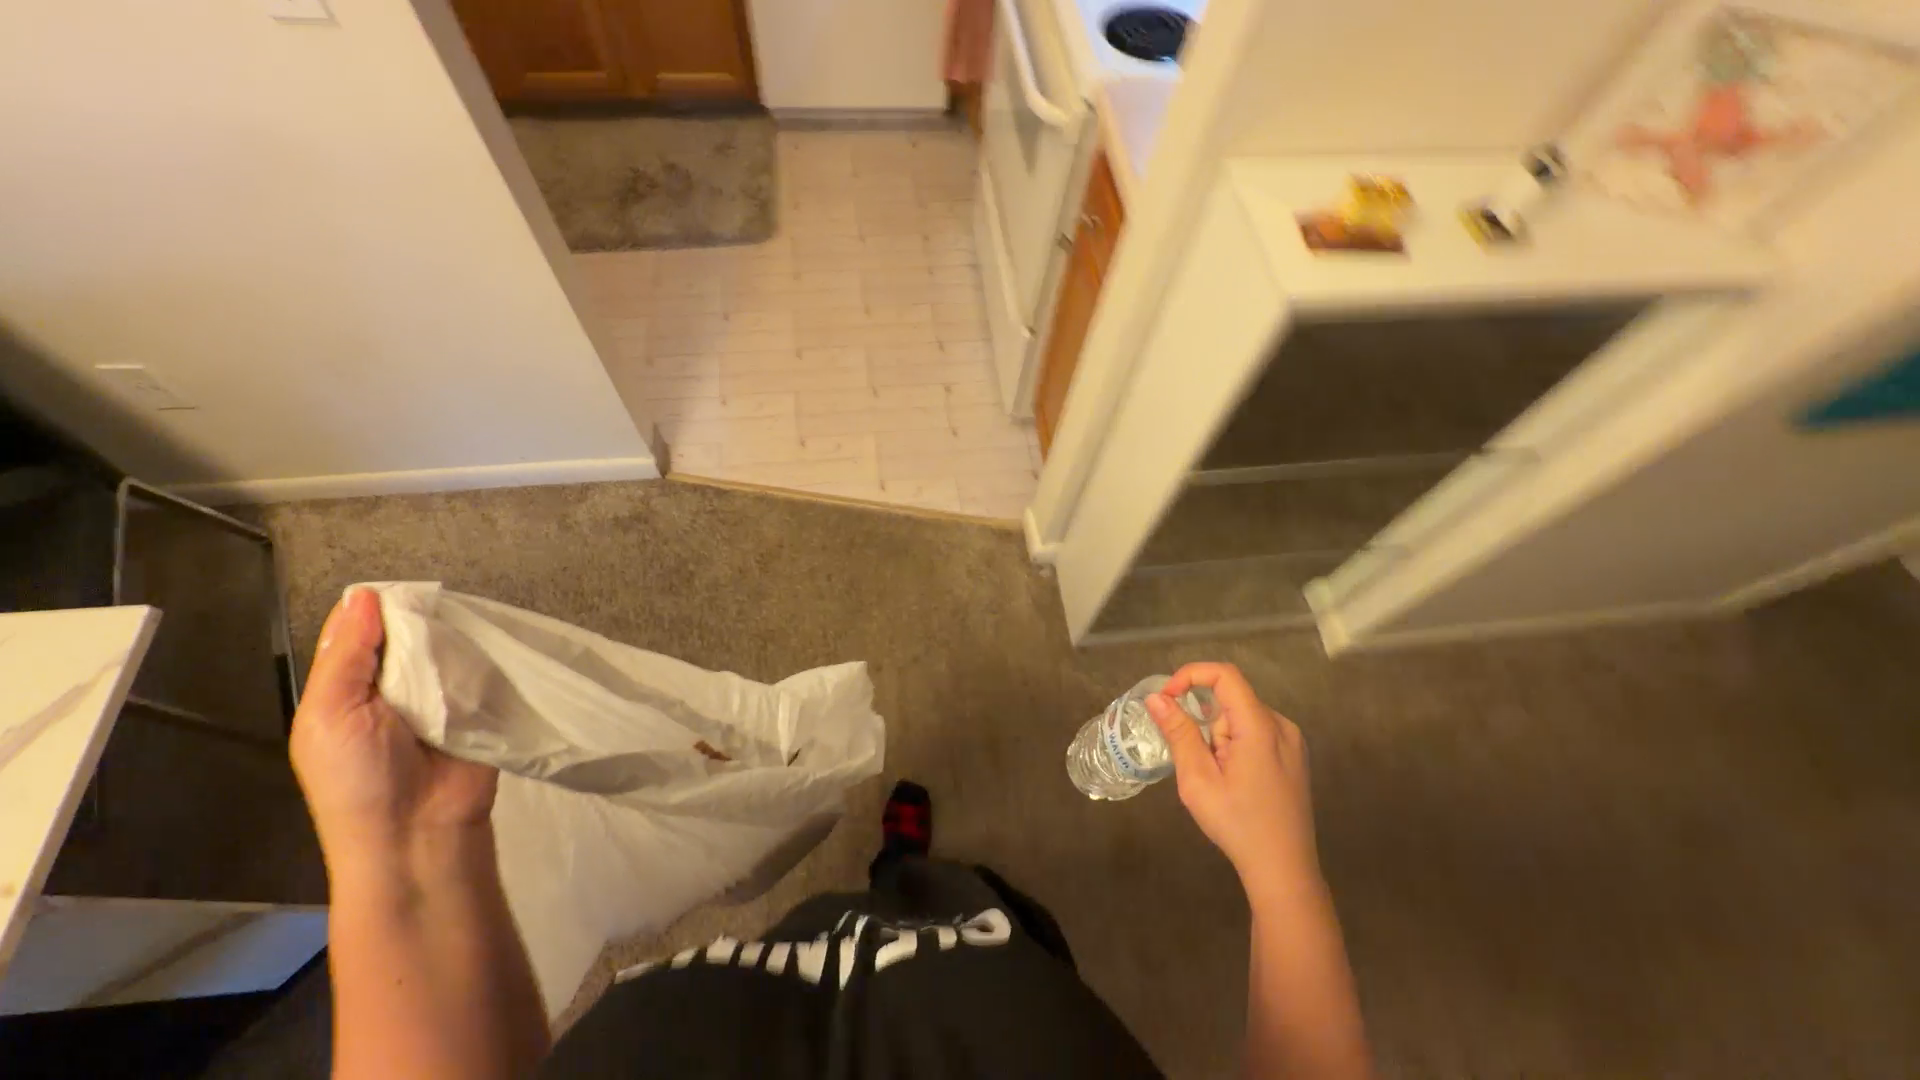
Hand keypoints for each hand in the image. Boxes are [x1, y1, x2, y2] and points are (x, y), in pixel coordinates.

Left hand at [290, 588, 496, 863]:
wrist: (418, 833)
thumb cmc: (357, 779)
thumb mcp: (330, 714)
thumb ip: (347, 656)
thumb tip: (365, 595)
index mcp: (348, 690)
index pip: (361, 634)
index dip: (377, 610)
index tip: (402, 591)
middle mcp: (394, 690)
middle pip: (410, 637)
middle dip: (423, 620)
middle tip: (443, 602)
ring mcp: (441, 700)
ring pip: (449, 650)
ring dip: (458, 638)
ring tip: (471, 618)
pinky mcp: (481, 709)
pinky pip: (485, 673)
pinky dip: (488, 658)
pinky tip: (495, 642)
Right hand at [1147, 662, 1319, 898]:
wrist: (1284, 868)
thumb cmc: (1237, 823)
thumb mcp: (1198, 779)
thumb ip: (1178, 733)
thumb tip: (1156, 698)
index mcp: (1260, 726)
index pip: (1225, 675)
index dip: (1191, 675)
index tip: (1168, 699)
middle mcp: (1282, 725)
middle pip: (1232, 701)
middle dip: (1206, 724)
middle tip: (1200, 765)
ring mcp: (1292, 742)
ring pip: (1242, 719)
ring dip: (1221, 739)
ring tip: (1221, 781)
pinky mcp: (1294, 757)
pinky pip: (1257, 734)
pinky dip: (1237, 746)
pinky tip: (1237, 783)